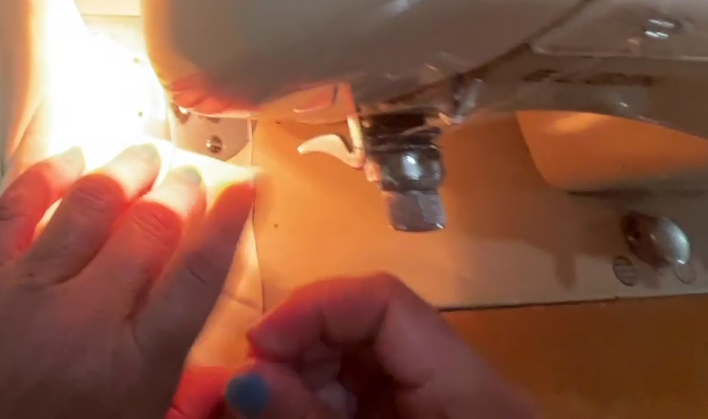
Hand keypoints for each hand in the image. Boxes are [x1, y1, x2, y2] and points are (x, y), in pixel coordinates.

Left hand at [0, 143, 256, 418]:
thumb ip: (174, 397)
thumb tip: (216, 366)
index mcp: (131, 372)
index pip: (196, 279)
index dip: (226, 226)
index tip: (244, 189)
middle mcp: (84, 321)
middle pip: (147, 230)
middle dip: (178, 191)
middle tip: (190, 173)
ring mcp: (26, 292)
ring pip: (88, 206)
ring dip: (122, 171)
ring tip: (143, 153)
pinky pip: (16, 207)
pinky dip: (45, 174)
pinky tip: (69, 156)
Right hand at [221, 275, 535, 418]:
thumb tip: (239, 378)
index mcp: (467, 384)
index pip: (381, 300)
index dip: (311, 308)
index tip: (256, 344)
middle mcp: (458, 378)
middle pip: (363, 322)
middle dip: (300, 345)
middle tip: (252, 385)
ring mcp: (440, 400)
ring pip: (356, 354)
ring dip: (304, 374)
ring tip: (269, 406)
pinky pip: (364, 389)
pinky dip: (324, 399)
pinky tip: (301, 413)